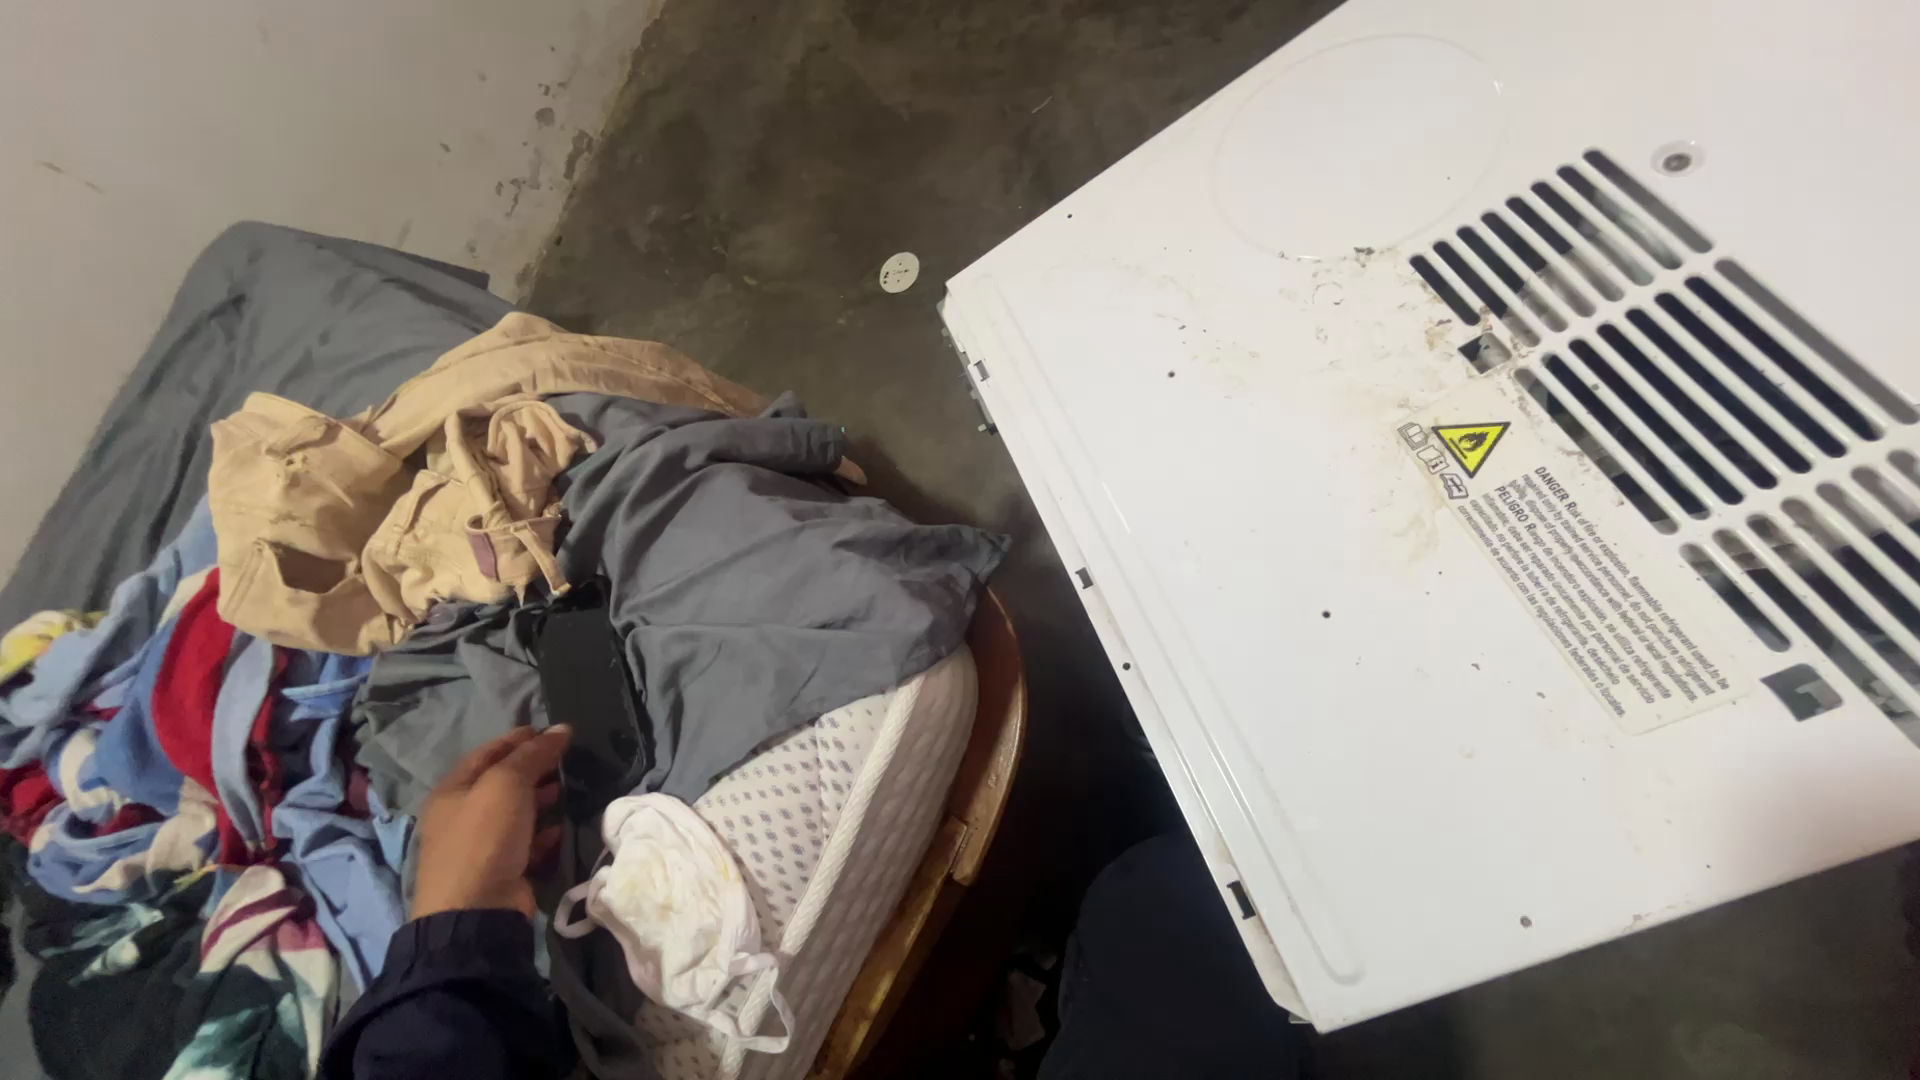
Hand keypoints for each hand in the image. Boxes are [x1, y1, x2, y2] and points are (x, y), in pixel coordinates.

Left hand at [411, 725, 572, 919]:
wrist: (477, 911)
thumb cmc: (484, 838)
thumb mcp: (506, 784)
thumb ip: (533, 754)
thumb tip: (560, 729)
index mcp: (453, 791)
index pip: (488, 752)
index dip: (519, 738)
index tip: (553, 731)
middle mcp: (463, 816)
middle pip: (504, 782)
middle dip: (535, 768)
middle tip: (567, 759)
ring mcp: (481, 845)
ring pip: (518, 811)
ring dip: (543, 798)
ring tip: (568, 790)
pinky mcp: (502, 868)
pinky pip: (527, 841)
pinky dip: (545, 831)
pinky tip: (559, 827)